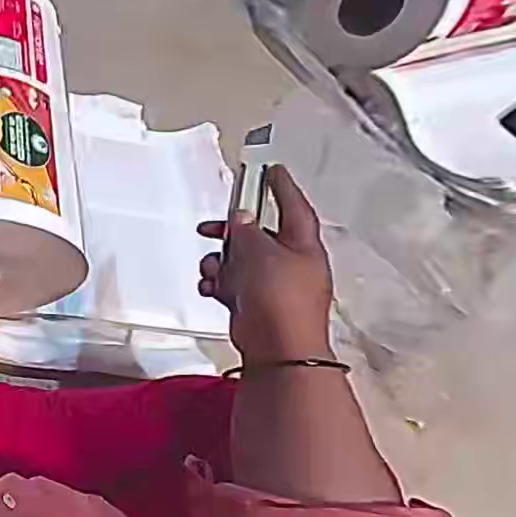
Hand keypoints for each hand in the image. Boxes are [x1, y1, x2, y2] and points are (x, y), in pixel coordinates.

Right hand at [197, 166, 335, 362]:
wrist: (276, 347)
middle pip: (256, 236)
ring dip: (220, 263)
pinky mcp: (254, 303)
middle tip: (213, 228)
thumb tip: (241, 218)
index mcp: (302, 246)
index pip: (293, 207)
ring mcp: (271, 284)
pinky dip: (218, 284)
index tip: (272, 170)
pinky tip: (214, 289)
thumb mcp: (260, 253)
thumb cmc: (280, 300)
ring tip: (214, 272)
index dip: (282, 187)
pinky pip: (230, 284)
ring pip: (238, 260)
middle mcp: (290, 263)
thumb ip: (246, 231)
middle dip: (231, 233)